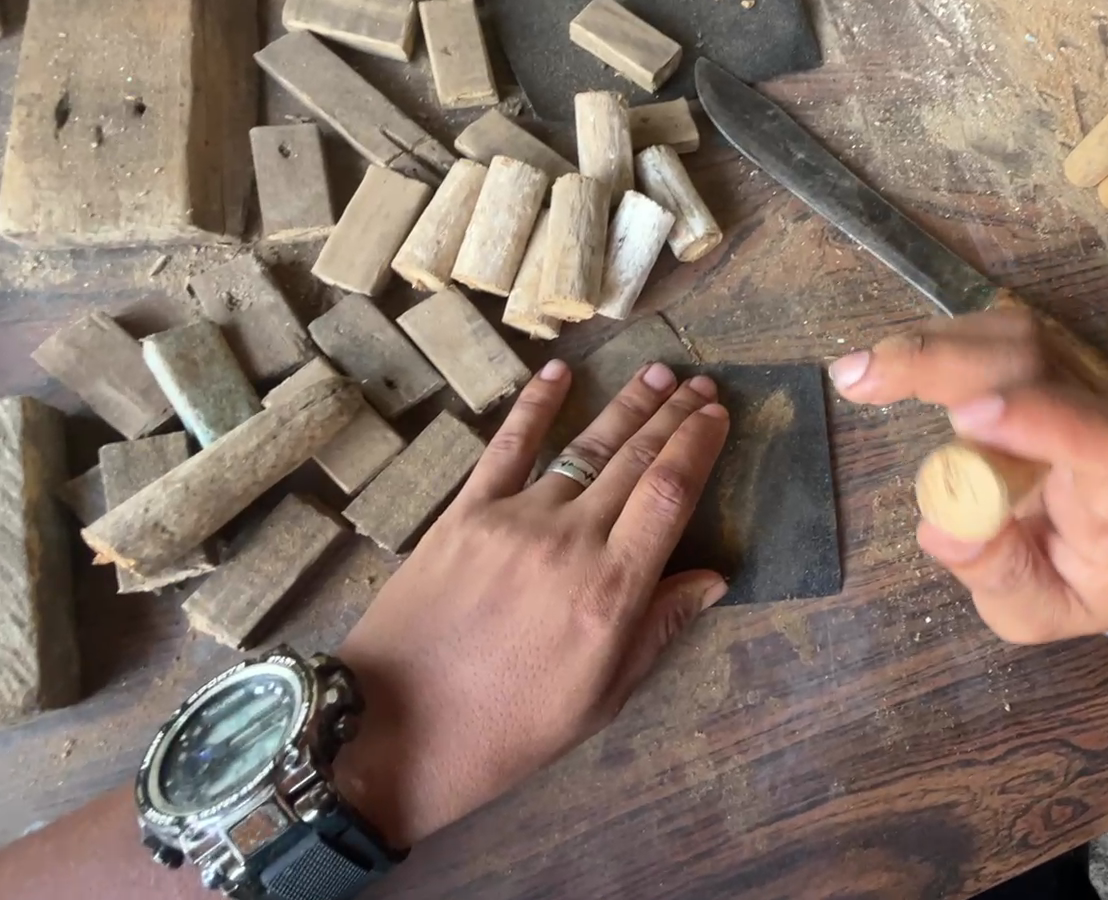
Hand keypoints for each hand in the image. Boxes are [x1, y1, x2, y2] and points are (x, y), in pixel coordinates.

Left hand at [333, 359, 730, 847]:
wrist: (389, 735)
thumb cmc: (510, 728)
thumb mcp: (603, 697)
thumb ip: (661, 627)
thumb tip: (715, 577)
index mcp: (611, 589)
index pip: (670, 492)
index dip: (699, 444)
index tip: (718, 415)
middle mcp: (570, 540)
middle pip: (636, 458)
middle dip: (676, 415)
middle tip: (702, 384)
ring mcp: (514, 519)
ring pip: (585, 446)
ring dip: (628, 404)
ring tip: (659, 373)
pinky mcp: (464, 512)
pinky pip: (506, 446)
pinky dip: (536, 405)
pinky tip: (560, 371)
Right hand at [830, 309, 1107, 643]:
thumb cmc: (1084, 583)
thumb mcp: (1044, 610)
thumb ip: (1002, 575)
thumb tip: (943, 529)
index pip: (1099, 437)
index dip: (1039, 417)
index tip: (964, 419)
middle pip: (1036, 363)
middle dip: (944, 363)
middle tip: (860, 379)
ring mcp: (1078, 380)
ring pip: (1008, 337)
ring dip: (929, 347)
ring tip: (859, 374)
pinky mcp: (1044, 365)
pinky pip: (992, 335)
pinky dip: (935, 343)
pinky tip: (890, 363)